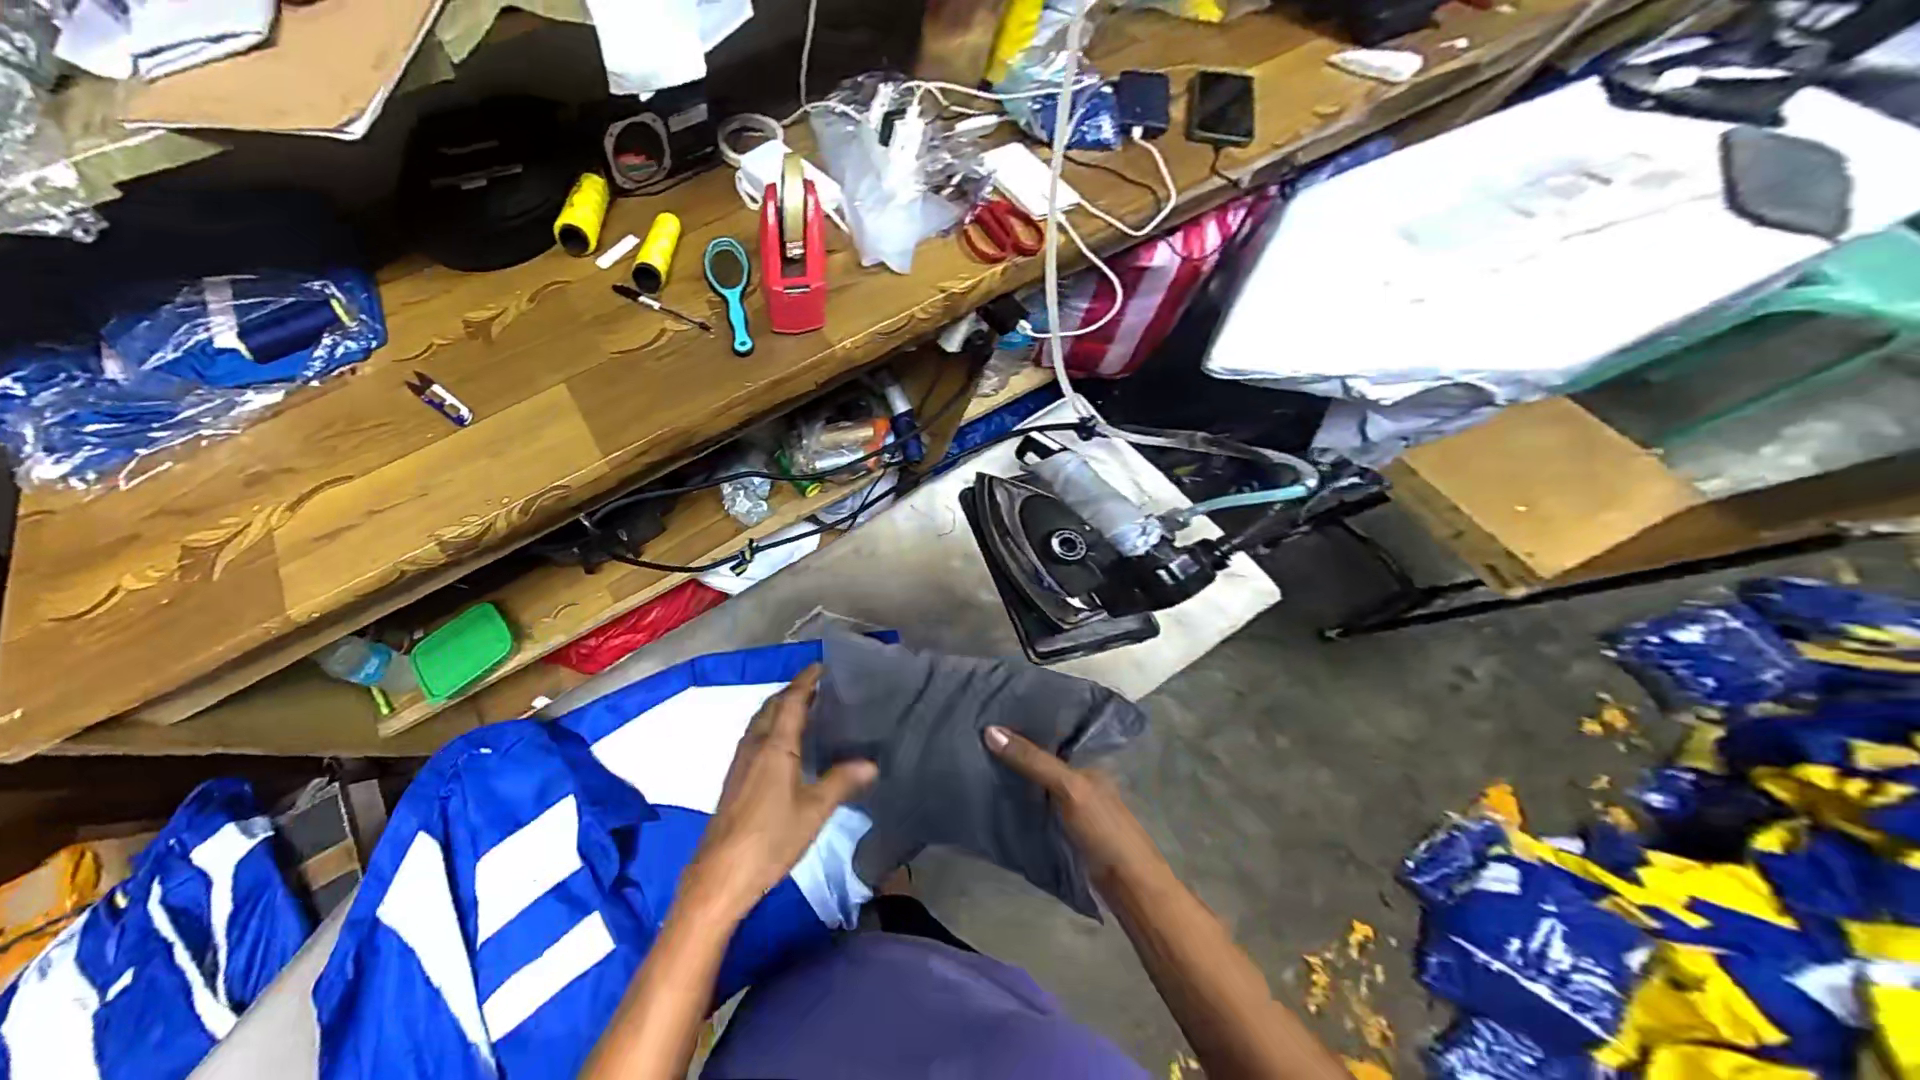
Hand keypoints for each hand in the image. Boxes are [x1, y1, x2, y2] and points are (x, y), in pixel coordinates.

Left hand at [681, 667, 877, 919]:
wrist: (720, 876)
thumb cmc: (770, 838)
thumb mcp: (815, 810)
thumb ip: (842, 781)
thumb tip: (872, 763)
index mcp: (775, 745)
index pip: (791, 701)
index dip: (806, 681)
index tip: (823, 666)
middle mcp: (755, 746)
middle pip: (772, 707)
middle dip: (794, 692)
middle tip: (821, 687)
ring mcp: (741, 763)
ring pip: (761, 722)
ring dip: (781, 709)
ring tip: (808, 709)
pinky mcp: (735, 780)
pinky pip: (756, 738)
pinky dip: (773, 728)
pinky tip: (787, 744)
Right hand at [983, 725, 1165, 887]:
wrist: (1126, 885)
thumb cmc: (1103, 828)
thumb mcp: (1068, 787)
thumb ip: (1032, 760)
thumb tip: (989, 731)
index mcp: (1085, 759)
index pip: (1050, 731)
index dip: (1023, 721)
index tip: (988, 710)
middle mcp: (1074, 776)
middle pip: (1037, 756)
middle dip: (1010, 747)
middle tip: (970, 730)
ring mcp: (1064, 802)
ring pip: (1031, 780)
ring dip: (1007, 772)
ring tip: (970, 753)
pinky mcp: (1055, 826)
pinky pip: (1029, 804)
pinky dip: (1011, 797)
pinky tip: (986, 790)